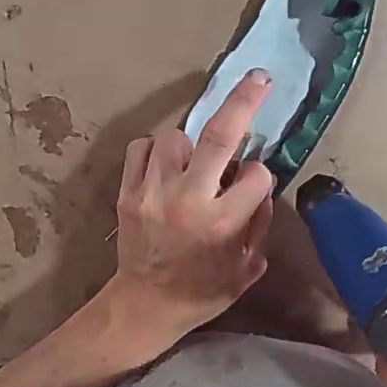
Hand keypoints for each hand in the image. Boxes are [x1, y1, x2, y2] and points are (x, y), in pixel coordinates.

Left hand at [104, 68, 275, 345]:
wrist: (145, 306)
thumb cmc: (203, 292)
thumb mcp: (247, 268)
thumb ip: (260, 223)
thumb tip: (260, 183)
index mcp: (223, 224)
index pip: (255, 174)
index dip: (259, 174)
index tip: (253, 182)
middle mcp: (188, 201)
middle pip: (218, 136)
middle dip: (243, 101)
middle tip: (258, 80)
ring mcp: (152, 194)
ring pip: (175, 137)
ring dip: (190, 142)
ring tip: (193, 161)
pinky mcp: (127, 193)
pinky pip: (141, 148)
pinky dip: (156, 151)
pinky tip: (165, 167)